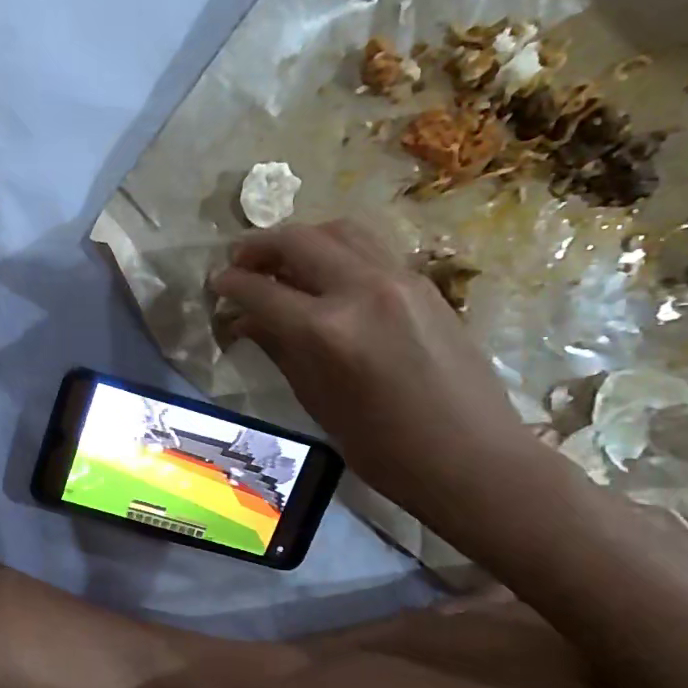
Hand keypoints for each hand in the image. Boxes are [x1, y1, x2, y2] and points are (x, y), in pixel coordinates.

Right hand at [210, 221, 536, 499]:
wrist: (471, 456)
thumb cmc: (385, 450)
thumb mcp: (319, 404)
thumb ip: (280, 351)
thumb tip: (245, 321)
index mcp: (328, 331)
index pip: (263, 290)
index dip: (231, 284)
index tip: (215, 285)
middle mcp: (362, 289)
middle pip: (298, 241)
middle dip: (259, 246)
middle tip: (239, 263)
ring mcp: (399, 279)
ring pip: (339, 230)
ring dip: (302, 238)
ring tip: (283, 260)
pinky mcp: (424, 283)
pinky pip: (371, 247)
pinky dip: (338, 249)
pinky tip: (328, 274)